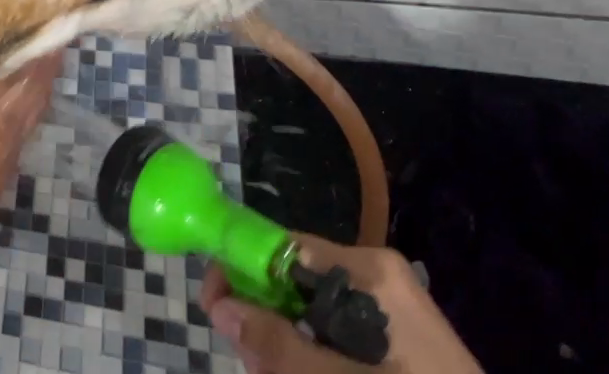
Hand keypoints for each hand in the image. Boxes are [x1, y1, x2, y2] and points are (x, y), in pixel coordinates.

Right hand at [202, 235, 481, 373]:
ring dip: (284, 344)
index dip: (237, 270)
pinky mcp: (395, 332)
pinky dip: (311, 353)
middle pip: (289, 279)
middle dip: (262, 319)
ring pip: (306, 309)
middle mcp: (375, 274)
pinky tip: (305, 373)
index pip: (280, 247)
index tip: (212, 307)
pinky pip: (332, 328)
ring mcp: (388, 304)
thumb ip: (279, 347)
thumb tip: (220, 306)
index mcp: (368, 272)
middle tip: (254, 365)